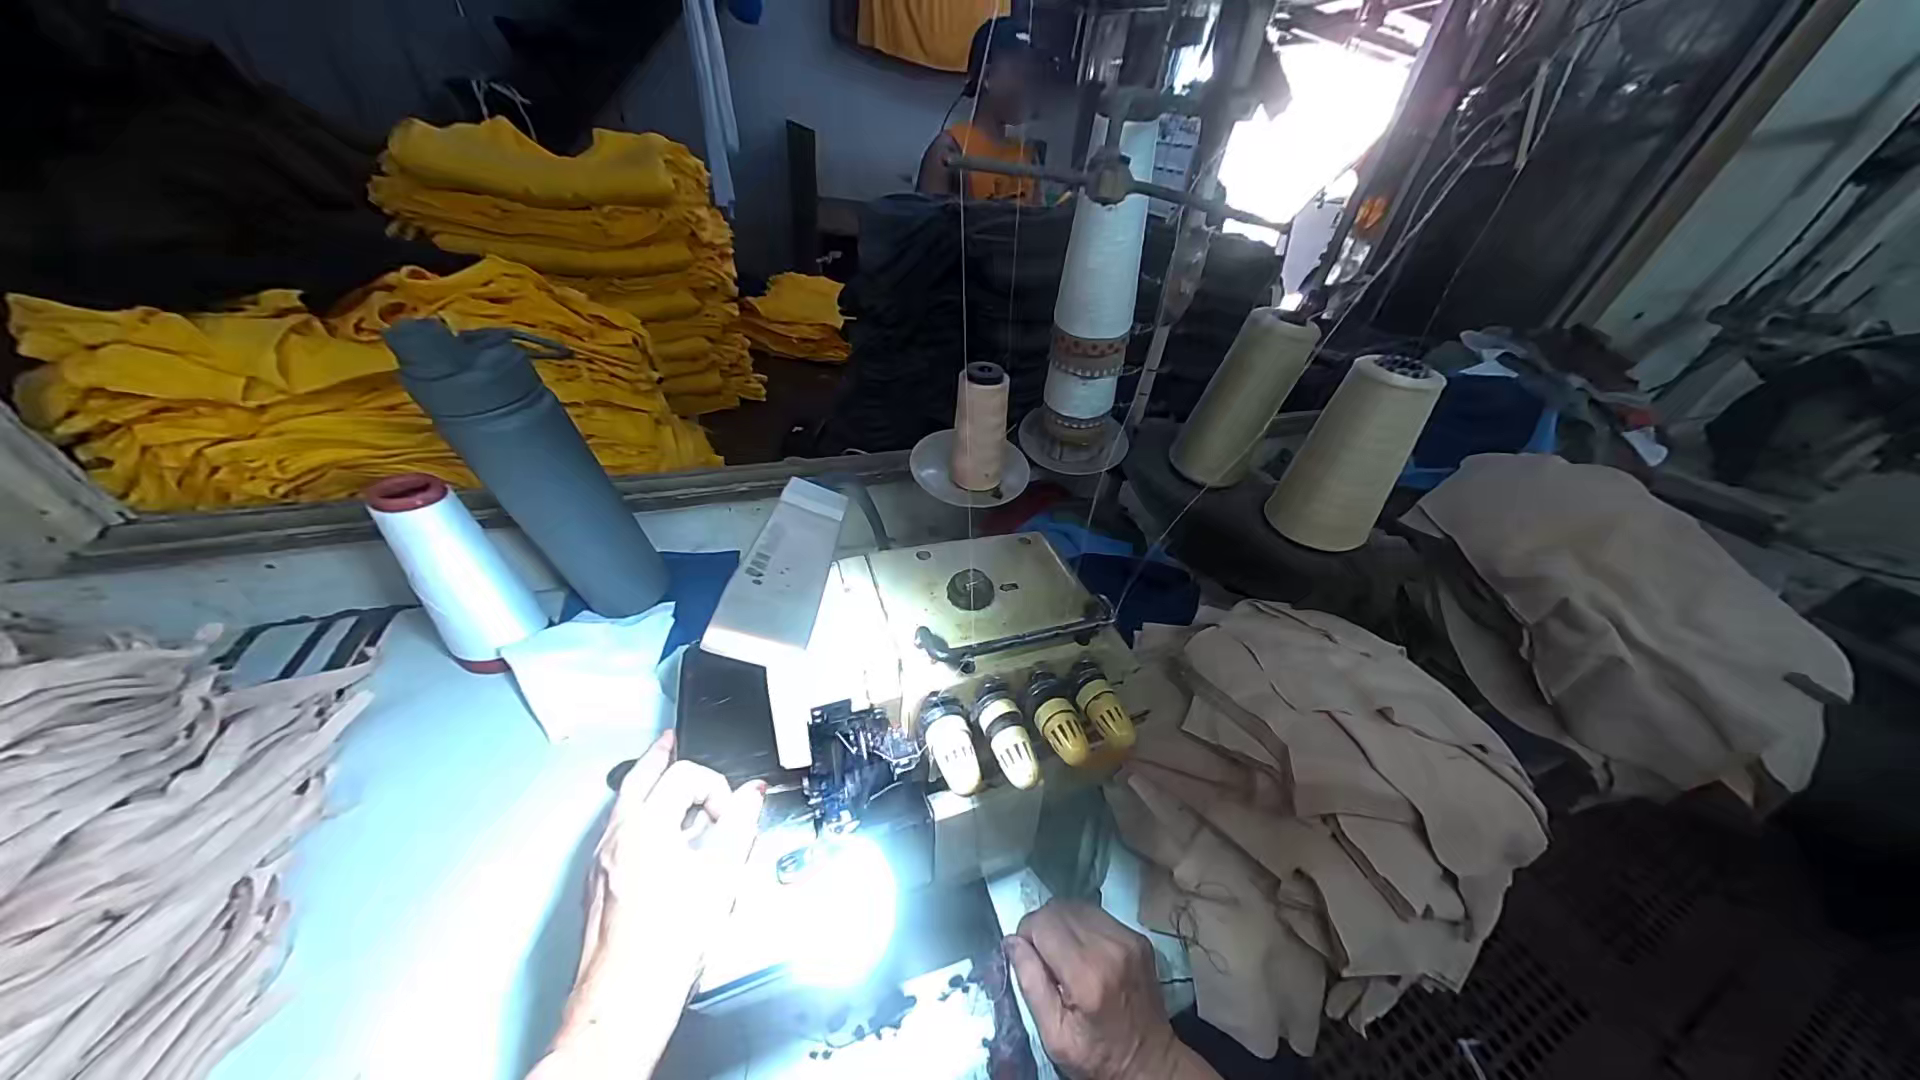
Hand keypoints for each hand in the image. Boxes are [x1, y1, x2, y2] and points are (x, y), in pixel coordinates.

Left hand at [532, 731, 765, 1079]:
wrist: (622, 1001)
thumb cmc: (667, 946)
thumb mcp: (721, 876)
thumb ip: (739, 827)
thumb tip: (751, 799)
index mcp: (646, 827)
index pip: (685, 776)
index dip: (717, 787)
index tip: (732, 811)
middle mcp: (616, 838)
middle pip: (639, 776)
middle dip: (660, 755)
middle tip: (671, 741)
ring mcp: (600, 861)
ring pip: (622, 803)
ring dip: (646, 782)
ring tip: (661, 774)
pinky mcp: (595, 884)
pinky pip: (615, 830)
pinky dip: (636, 813)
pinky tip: (653, 828)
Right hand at [1004, 901, 1217, 1079]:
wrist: (1151, 1063)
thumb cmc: (1098, 1057)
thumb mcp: (1054, 1036)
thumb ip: (1030, 983)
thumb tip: (1011, 941)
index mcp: (1086, 975)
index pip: (1042, 923)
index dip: (1026, 935)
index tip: (1027, 957)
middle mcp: (1109, 947)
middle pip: (1058, 909)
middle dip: (1042, 927)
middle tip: (1044, 958)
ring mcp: (1127, 938)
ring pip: (1076, 906)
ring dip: (1062, 924)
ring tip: (1064, 955)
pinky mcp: (1137, 937)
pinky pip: (1096, 914)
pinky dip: (1082, 926)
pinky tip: (1085, 952)